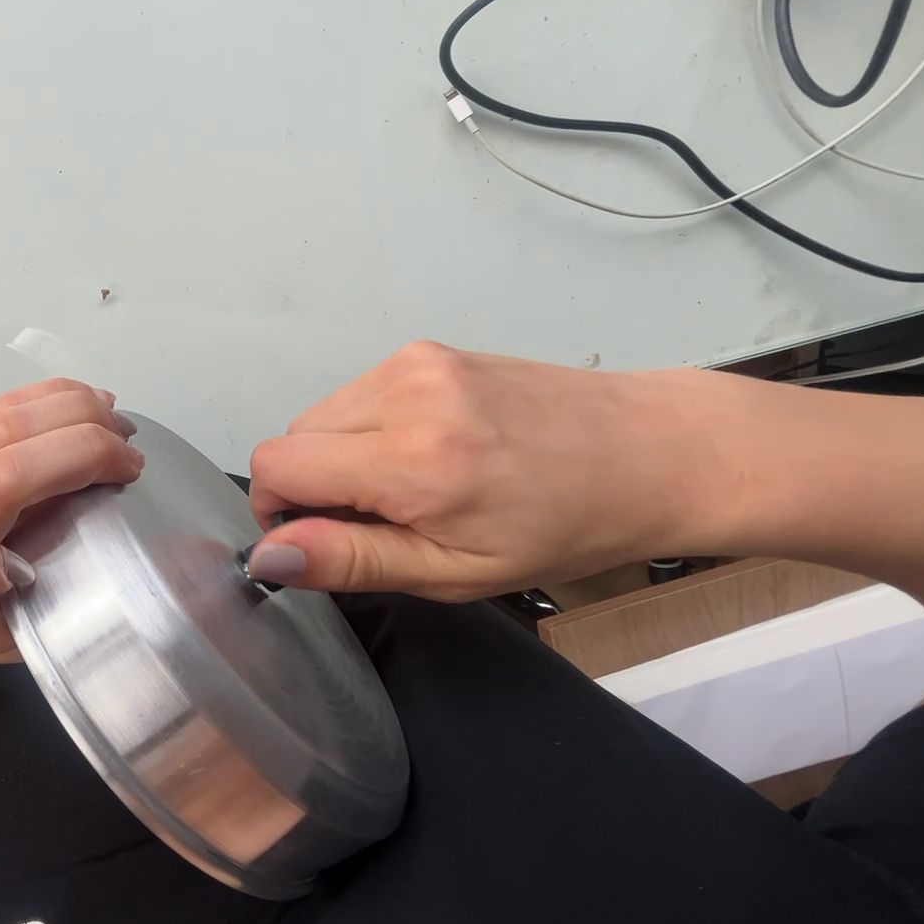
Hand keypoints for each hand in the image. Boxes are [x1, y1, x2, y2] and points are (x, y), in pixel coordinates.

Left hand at [0, 379, 143, 663]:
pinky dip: (56, 397)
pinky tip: (94, 405)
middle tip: (130, 464)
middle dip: (79, 453)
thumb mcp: (18, 645)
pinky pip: (3, 405)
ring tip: (118, 429)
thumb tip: (133, 564)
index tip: (22, 577)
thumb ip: (55, 619)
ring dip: (73, 415)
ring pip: (2, 425)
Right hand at [246, 342, 735, 600]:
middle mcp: (404, 394)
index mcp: (412, 459)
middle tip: (381, 515)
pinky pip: (349, 397)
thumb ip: (350, 560)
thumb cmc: (562, 529)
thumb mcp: (454, 572)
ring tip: (408, 481)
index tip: (323, 534)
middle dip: (313, 485)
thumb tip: (269, 554)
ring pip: (315, 418)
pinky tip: (421, 448)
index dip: (277, 509)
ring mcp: (412, 362)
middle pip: (289, 440)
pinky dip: (362, 430)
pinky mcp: (422, 351)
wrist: (655, 451)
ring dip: (337, 457)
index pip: (274, 466)